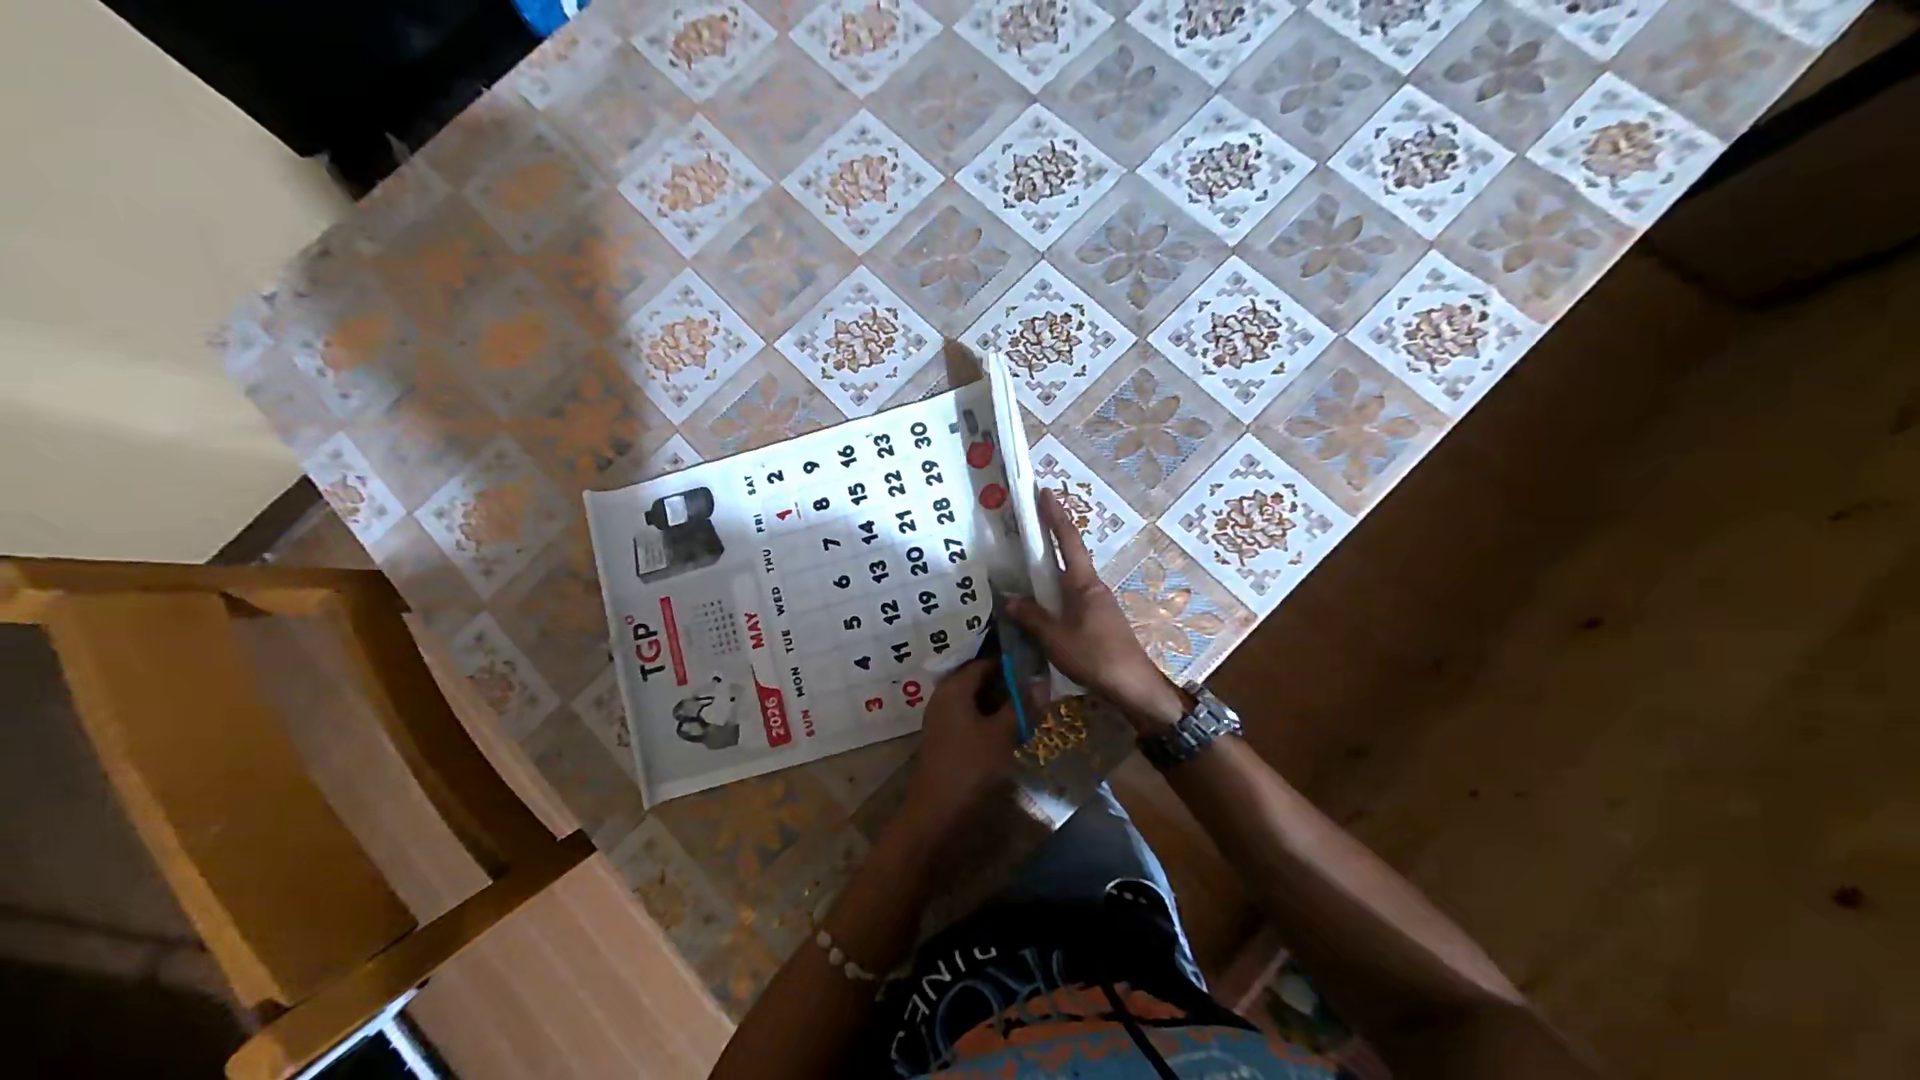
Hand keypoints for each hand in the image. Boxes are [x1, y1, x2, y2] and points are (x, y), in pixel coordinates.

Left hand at [904, 659, 1019, 830]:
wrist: (938, 811)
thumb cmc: (971, 767)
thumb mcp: (1002, 734)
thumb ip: (1021, 705)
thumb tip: (1041, 681)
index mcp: (953, 688)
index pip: (983, 662)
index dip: (1009, 664)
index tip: (1035, 669)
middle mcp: (943, 697)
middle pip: (977, 680)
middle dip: (1005, 684)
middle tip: (1035, 691)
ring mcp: (941, 718)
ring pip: (974, 700)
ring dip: (998, 703)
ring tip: (1027, 709)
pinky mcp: (944, 737)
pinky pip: (968, 716)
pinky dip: (987, 718)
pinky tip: (1008, 729)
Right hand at [1004, 489, 1190, 732]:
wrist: (1133, 686)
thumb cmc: (1095, 657)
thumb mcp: (1055, 638)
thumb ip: (1031, 617)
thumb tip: (1010, 600)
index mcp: (1083, 584)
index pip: (1067, 541)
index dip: (1055, 515)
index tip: (1045, 492)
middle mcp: (1092, 588)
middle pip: (1068, 557)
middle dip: (1049, 540)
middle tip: (1026, 526)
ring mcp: (1097, 605)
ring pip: (1067, 581)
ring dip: (1048, 572)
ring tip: (1023, 569)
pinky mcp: (1098, 621)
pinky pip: (1070, 599)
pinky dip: (1053, 596)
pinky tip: (1039, 607)